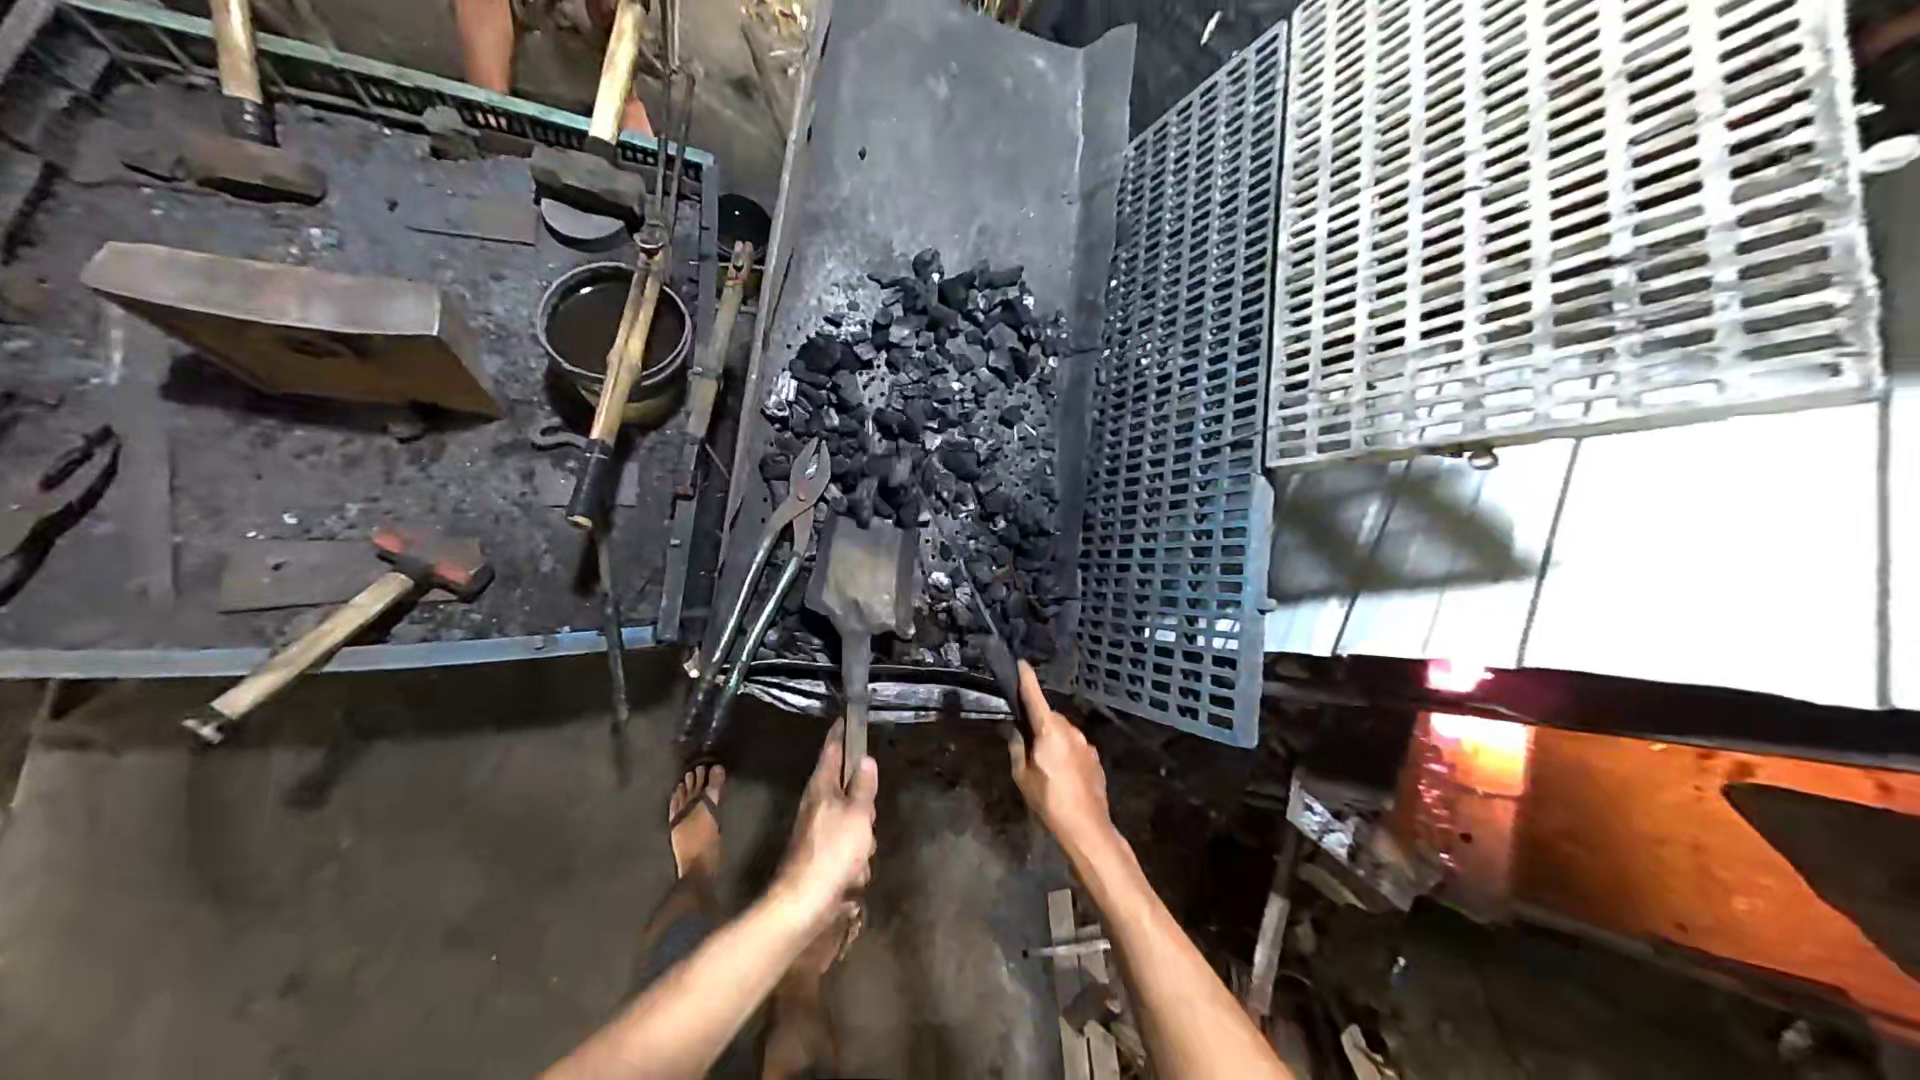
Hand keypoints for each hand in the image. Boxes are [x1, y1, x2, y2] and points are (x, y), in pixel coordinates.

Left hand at [775, 720, 878, 922]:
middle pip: (846, 789)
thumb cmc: (833, 852)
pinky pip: (847, 847)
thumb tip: (864, 759)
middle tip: (869, 817)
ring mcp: (816, 830)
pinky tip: (854, 873)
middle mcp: (815, 804)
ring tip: (861, 854)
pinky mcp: (819, 855)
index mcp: (821, 788)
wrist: (804, 903)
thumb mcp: (857, 815)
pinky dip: (854, 858)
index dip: (839, 736)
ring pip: (851, 821)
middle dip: (863, 803)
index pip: (831, 752)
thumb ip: (863, 787)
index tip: (844, 720)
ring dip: (861, 836)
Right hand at [1008, 661, 1113, 854]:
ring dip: (1052, 739)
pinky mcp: (1095, 757)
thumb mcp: (1022, 775)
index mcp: (1049, 730)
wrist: (1087, 825)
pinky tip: (1061, 774)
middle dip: (1038, 723)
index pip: (1034, 696)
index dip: (1026, 679)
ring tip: (1044, 765)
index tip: (1021, 663)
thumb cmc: (1049, 799)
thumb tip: (1016, 732)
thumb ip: (1017, 748)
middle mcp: (1070, 730)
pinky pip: (1074, 746)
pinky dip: (1065, 751)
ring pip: (1062, 731)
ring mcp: (1086, 743)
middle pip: (1049, 716)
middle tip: (1026, 743)